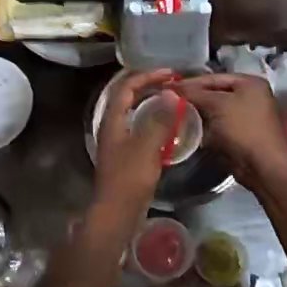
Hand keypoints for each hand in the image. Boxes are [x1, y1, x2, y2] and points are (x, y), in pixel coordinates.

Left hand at [93, 69, 178, 217]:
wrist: (117, 213)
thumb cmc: (129, 179)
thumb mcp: (147, 147)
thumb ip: (160, 120)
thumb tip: (172, 94)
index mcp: (112, 121)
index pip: (125, 87)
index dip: (146, 76)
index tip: (170, 74)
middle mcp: (112, 128)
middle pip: (128, 99)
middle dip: (150, 88)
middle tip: (173, 84)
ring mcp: (119, 143)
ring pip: (135, 115)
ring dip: (153, 105)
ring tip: (174, 101)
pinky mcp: (127, 157)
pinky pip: (141, 131)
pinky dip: (155, 123)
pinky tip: (171, 128)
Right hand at [177, 73, 286, 189]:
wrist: (263, 164)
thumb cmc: (243, 127)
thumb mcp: (218, 105)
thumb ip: (195, 94)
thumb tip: (171, 89)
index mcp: (249, 83)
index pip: (213, 78)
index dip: (189, 82)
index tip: (166, 87)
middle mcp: (248, 97)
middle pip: (212, 94)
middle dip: (191, 99)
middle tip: (166, 101)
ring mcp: (243, 117)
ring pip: (212, 112)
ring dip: (195, 114)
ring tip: (172, 114)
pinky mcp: (237, 135)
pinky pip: (215, 127)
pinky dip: (202, 128)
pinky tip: (185, 130)